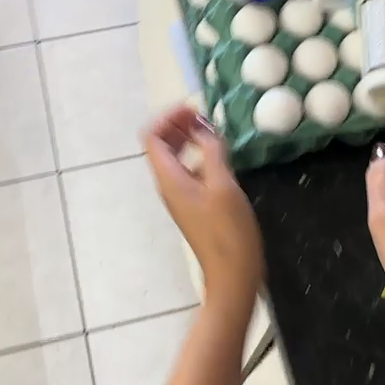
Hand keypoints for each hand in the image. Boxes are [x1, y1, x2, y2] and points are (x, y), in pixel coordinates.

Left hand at [141, 105, 263, 306]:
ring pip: (174, 157)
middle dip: (177, 124)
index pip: (152, 136)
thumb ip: (212, 152)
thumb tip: (203, 128)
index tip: (194, 109)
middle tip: (204, 116)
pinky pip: (187, 171)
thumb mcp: (224, 185)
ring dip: (188, 138)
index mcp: (170, 178)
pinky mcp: (193, 205)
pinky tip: (219, 156)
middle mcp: (168, 185)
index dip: (168, 117)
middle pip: (160, 144)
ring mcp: (179, 196)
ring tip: (211, 130)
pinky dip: (198, 155)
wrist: (232, 275)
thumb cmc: (229, 232)